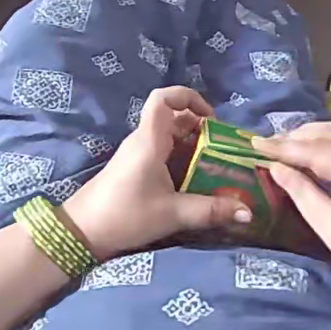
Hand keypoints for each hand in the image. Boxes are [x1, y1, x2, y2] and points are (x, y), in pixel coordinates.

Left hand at [60, 87, 250, 260]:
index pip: (163, 98)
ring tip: (215, 164)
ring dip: (191, 145)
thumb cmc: (125, 215)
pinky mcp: (133, 169)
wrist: (82, 232)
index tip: (211, 118)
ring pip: (168, 136)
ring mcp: (136, 154)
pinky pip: (161, 152)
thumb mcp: (173, 213)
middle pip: (172, 118)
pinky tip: (194, 180)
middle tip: (222, 147)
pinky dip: (180, 158)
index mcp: (149, 140)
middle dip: (199, 127)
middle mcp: (142, 141)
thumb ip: (211, 211)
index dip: (189, 98)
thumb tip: (248, 213)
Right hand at [252, 123, 330, 300]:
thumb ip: (306, 197)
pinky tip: (306, 148)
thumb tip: (276, 169)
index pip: (321, 151)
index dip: (285, 147)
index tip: (254, 145)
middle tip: (262, 144)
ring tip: (278, 144)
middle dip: (294, 137)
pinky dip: (324, 139)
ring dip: (308, 135)